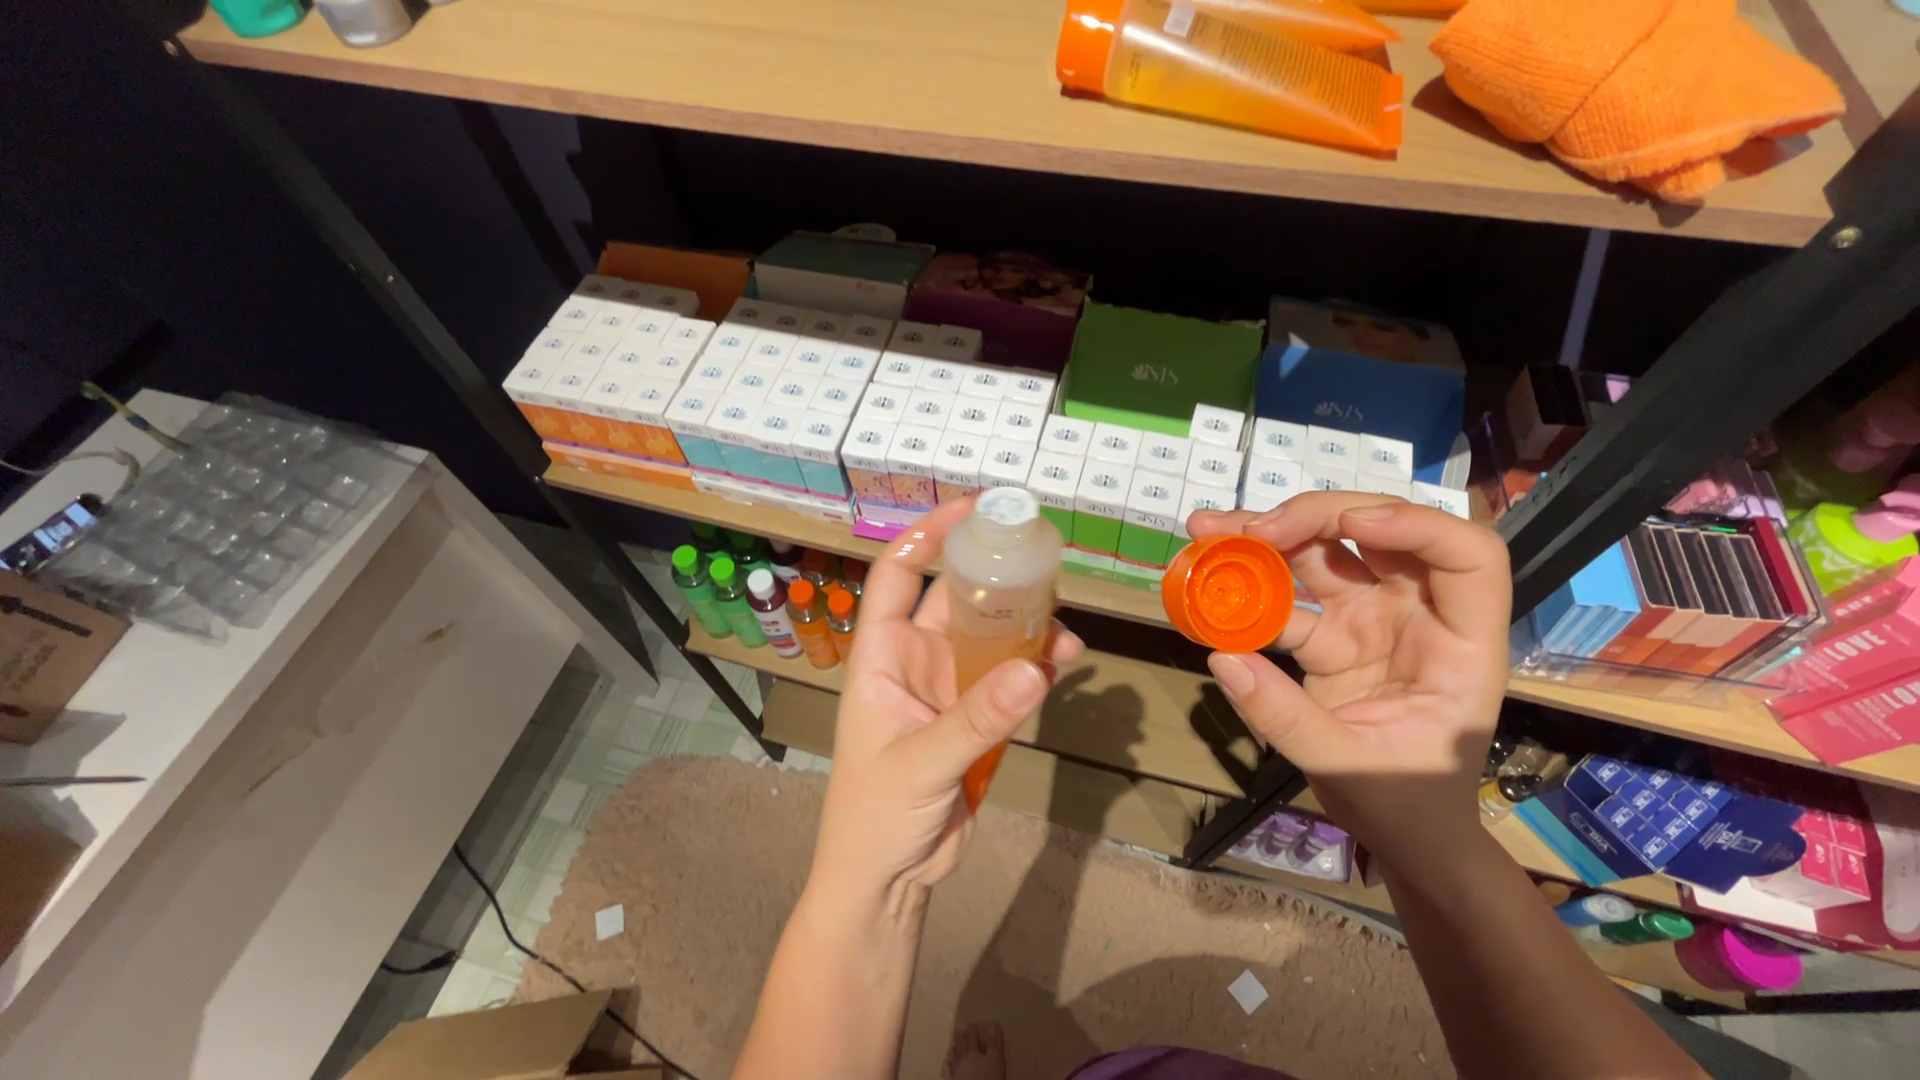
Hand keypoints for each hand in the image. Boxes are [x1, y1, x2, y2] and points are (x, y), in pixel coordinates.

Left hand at [809, 497, 1084, 903]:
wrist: (889, 878)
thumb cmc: (875, 815)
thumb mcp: (920, 763)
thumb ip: (978, 718)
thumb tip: (1039, 666)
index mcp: (882, 654)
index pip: (898, 574)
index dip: (930, 535)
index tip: (975, 509)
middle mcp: (917, 658)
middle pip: (959, 595)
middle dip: (997, 572)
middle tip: (1043, 553)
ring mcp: (951, 686)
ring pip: (994, 633)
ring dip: (1028, 621)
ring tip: (1065, 621)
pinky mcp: (979, 716)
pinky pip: (1014, 675)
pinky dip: (1040, 663)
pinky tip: (1067, 658)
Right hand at [1188, 493, 1510, 872]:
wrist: (1404, 834)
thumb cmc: (1407, 804)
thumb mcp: (1347, 766)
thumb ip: (1284, 715)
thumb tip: (1221, 657)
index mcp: (1460, 643)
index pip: (1465, 555)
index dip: (1413, 524)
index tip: (1348, 524)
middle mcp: (1420, 615)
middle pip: (1381, 534)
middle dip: (1314, 518)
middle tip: (1250, 529)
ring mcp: (1374, 621)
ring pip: (1328, 553)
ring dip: (1270, 538)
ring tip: (1208, 529)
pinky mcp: (1335, 637)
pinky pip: (1291, 599)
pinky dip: (1249, 588)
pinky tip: (1209, 581)